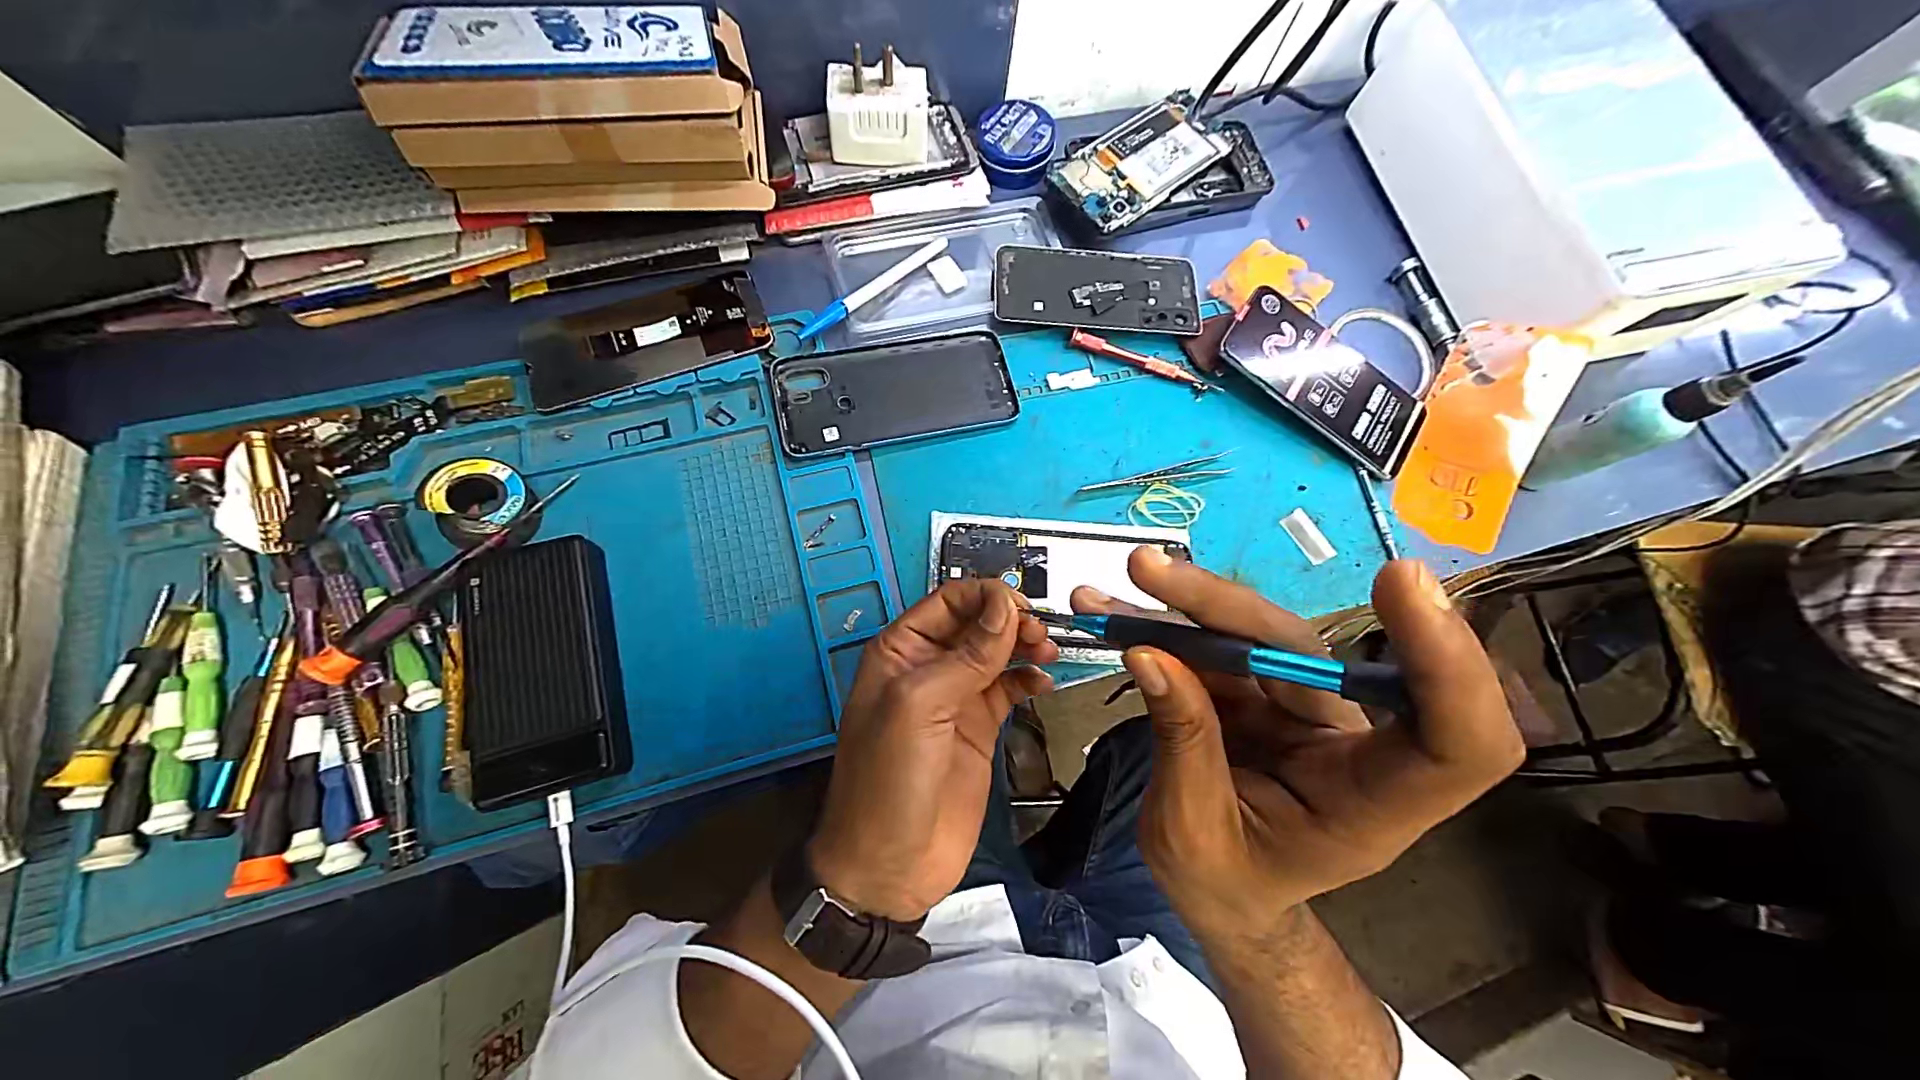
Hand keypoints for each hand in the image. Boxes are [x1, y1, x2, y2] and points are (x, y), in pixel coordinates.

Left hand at [808, 580, 1059, 920]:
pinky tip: (1042, 683)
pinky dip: (1028, 680)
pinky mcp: (978, 727)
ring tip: (1046, 653)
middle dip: (1010, 620)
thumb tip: (1005, 607)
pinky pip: (1009, 688)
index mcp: (901, 651)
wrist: (890, 865)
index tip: (1021, 608)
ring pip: (997, 653)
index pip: (950, 601)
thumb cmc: (885, 783)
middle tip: (1039, 636)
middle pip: (978, 623)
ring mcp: (955, 698)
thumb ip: (965, 655)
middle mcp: (928, 668)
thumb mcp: (919, 707)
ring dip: (1024, 646)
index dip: (987, 597)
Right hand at [1071, 547, 1521, 947]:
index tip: (1399, 579)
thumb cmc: (1226, 884)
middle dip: (1227, 607)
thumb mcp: (1192, 833)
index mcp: (1371, 803)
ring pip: (1257, 634)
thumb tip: (1150, 654)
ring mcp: (1301, 707)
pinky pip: (1219, 644)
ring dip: (1188, 602)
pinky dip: (1169, 622)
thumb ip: (1183, 743)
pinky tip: (1117, 605)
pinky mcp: (1260, 688)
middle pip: (1305, 654)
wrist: (1222, 893)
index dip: (1446, 662)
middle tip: (1150, 571)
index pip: (1454, 738)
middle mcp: (1346, 740)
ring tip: (1128, 577)